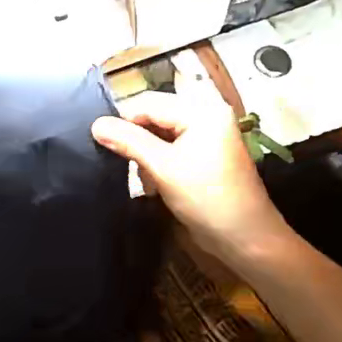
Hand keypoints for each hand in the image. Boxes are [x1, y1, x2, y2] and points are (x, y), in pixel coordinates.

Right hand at [91, 92, 298, 264]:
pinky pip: (170, 147)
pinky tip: (154, 182)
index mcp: (201, 110)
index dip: (122, 121)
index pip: (148, 103)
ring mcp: (206, 135)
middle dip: (135, 139)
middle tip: (122, 163)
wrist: (246, 238)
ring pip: (159, 133)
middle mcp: (205, 115)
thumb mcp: (162, 168)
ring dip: (144, 153)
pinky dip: (157, 162)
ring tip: (143, 178)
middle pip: (154, 116)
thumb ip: (128, 141)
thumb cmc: (207, 199)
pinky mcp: (204, 154)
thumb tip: (95, 124)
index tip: (101, 143)